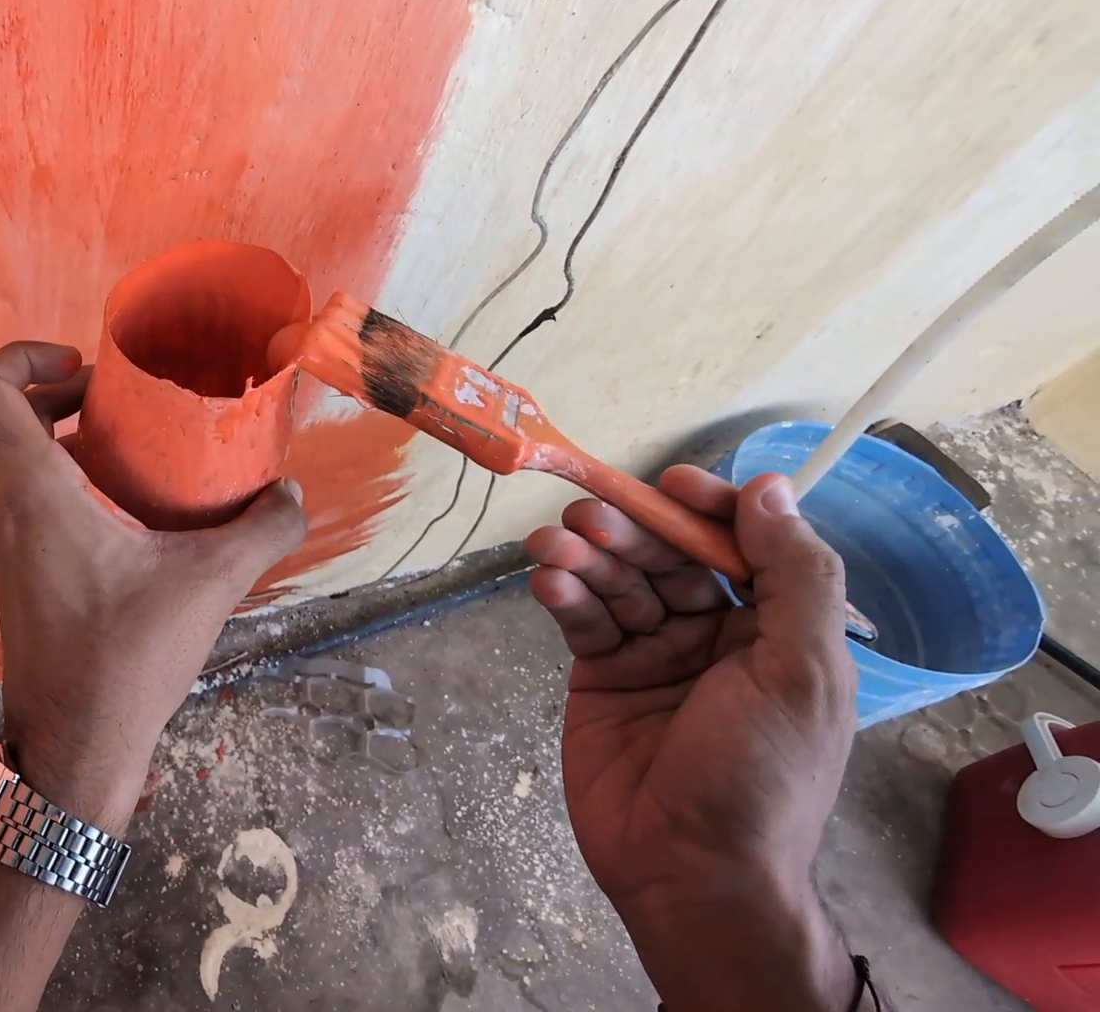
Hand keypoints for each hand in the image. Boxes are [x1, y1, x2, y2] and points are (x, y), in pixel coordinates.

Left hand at [0, 341, 306, 830]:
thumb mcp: (210, 586)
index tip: (84, 367)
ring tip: (145, 450)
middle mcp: (7, 507)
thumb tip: (291, 494)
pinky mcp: (21, 570)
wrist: (74, 747)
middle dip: (69, 392)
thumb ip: (263, 530)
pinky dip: (77, 482)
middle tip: (130, 401)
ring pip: (28, 461)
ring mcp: (8, 542)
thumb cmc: (127, 659)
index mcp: (34, 492)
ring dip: (78, 441)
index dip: (23, 355)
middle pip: (13, 418)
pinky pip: (38, 499)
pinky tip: (136, 510)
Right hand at [524, 467, 857, 1010]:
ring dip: (583, 559)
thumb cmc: (757, 772)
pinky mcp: (598, 671)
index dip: (709, 509)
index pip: (740, 548)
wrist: (685, 865)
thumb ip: (794, 577)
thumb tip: (772, 488)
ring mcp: (649, 651)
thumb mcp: (800, 673)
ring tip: (550, 546)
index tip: (671, 483)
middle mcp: (711, 633)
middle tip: (586, 517)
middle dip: (629, 533)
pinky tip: (546, 581)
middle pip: (666, 559)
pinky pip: (581, 619)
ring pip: (616, 583)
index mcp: (773, 631)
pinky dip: (563, 595)